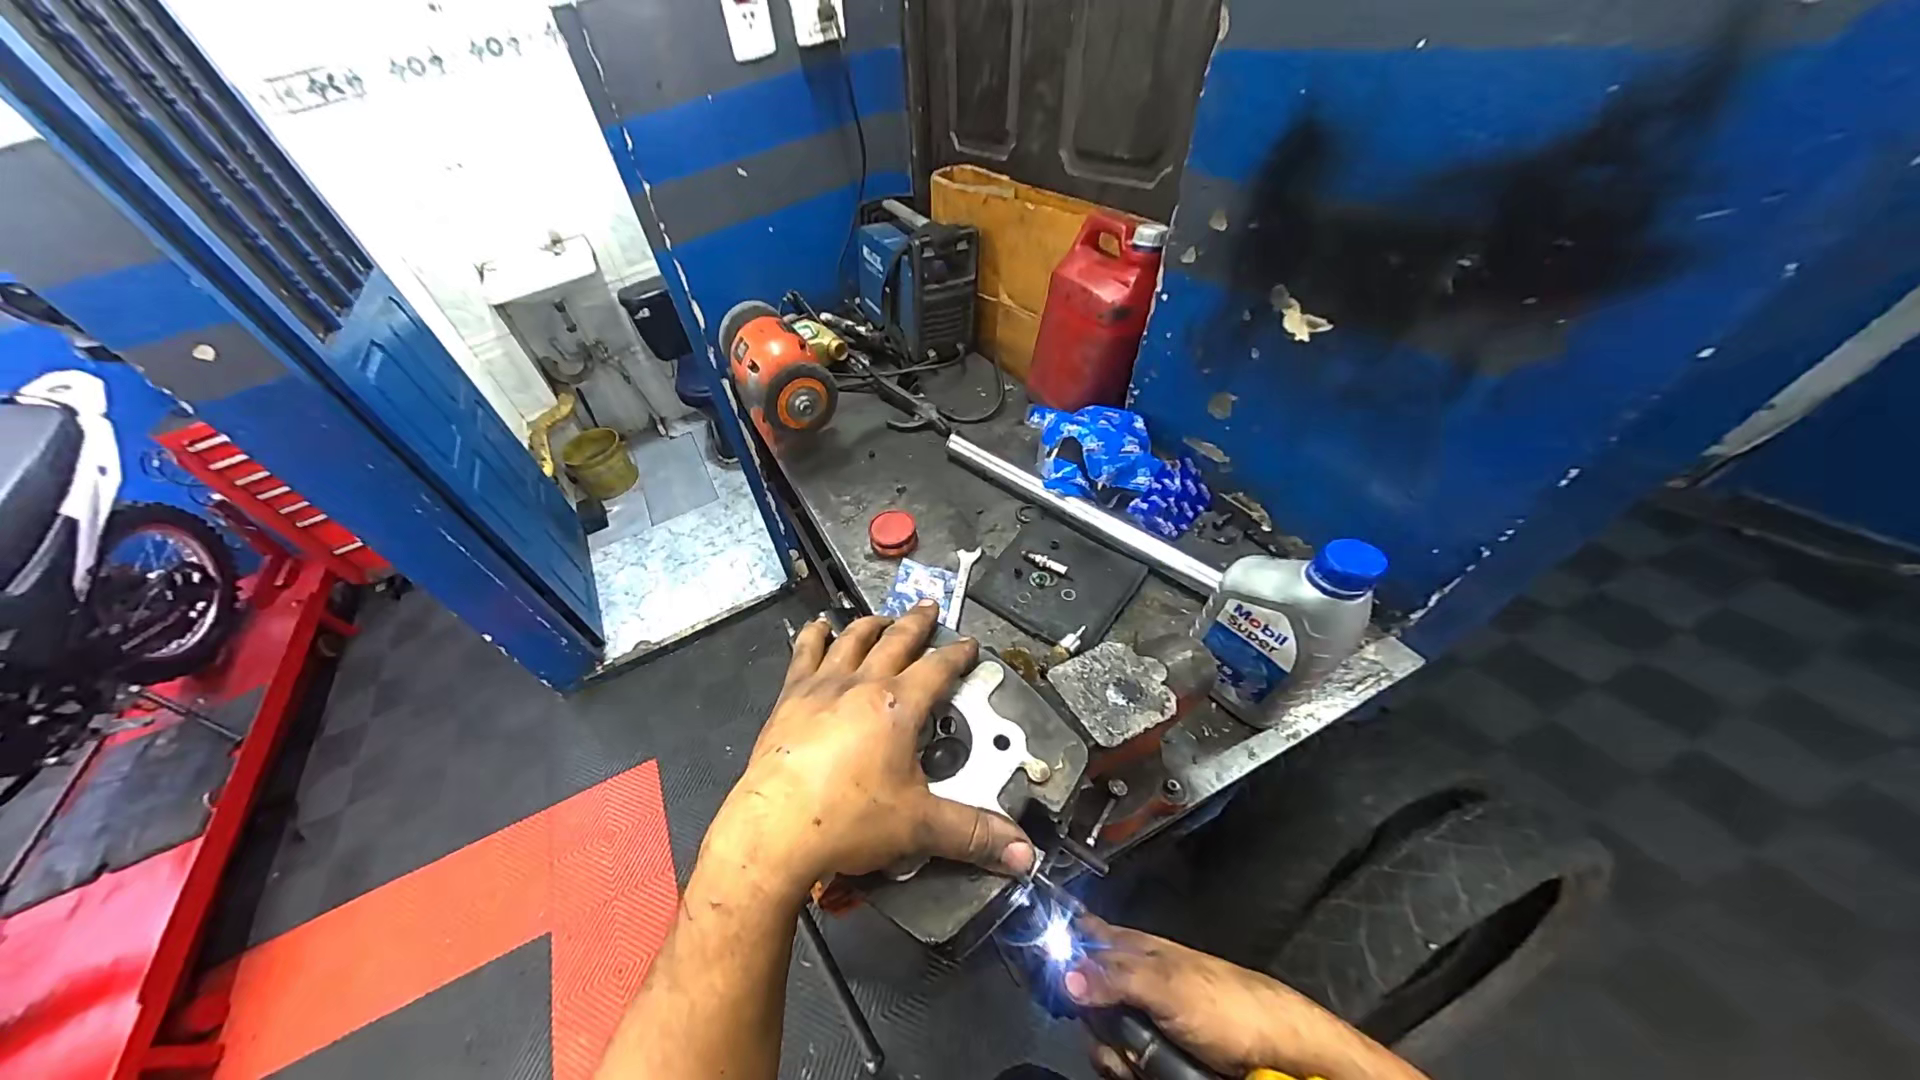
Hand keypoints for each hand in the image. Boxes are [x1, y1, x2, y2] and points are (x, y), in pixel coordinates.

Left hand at [704, 601, 1036, 895]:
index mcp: (897, 707)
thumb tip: (1018, 851)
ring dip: (872, 624)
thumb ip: (973, 833)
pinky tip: (818, 626)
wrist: (774, 831)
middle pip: (896, 640)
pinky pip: (805, 654)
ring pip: (852, 639)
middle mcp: (860, 686)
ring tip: (882, 617)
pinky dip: (814, 636)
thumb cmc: (842, 820)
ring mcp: (822, 688)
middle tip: (928, 609)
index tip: (966, 645)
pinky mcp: (791, 699)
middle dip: (917, 622)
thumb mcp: (919, 825)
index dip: (958, 654)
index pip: (938, 668)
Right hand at [1064, 917, 1425, 1079]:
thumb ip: (1112, 976)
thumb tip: (1064, 975)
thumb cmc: (1222, 1002)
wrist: (1277, 1051)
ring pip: (1103, 1032)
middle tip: (1106, 1038)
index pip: (1082, 935)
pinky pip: (1123, 1059)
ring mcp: (1144, 1015)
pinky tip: (1135, 1072)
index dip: (1061, 950)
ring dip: (1108, 1052)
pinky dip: (1124, 1068)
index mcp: (1130, 947)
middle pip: (1085, 994)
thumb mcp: (1164, 984)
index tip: (1049, 978)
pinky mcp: (1156, 1050)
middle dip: (1088, 1021)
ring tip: (1130, 1063)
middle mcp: (1132, 977)